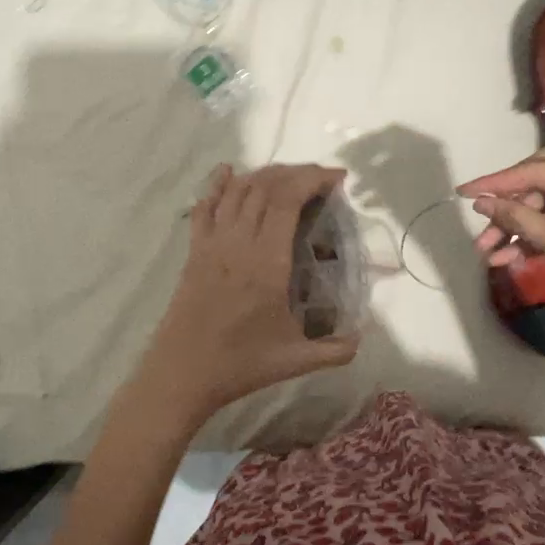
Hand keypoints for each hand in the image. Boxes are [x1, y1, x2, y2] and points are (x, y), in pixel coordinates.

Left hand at [140, 164, 360, 421]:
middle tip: (319, 179)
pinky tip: (228, 172)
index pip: (287, 200)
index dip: (312, 179)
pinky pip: (205, 207)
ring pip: (236, 191)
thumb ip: (335, 350)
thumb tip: (361, 337)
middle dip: (295, 173)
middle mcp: (238, 243)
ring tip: (288, 178)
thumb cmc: (241, 364)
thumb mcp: (296, 360)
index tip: (336, 179)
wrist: (183, 372)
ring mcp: (212, 244)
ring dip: (263, 175)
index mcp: (267, 262)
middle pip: (264, 186)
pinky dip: (218, 185)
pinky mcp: (194, 252)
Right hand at [458, 148, 544, 354]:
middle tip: (480, 222)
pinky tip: (512, 256)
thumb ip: (522, 219)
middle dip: (510, 202)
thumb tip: (483, 202)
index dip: (498, 182)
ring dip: (520, 224)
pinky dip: (540, 235)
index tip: (463, 192)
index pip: (540, 170)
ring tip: (489, 251)